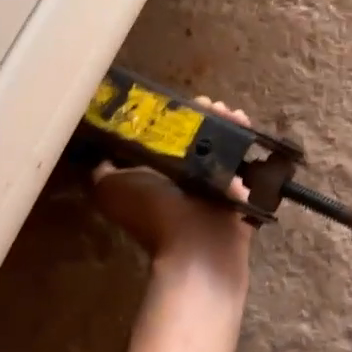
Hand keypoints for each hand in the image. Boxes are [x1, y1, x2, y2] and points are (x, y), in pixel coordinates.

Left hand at [89, 98, 254, 291]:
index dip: (171, 116)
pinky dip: (247, 143)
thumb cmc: (154, 213)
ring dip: (226, 126)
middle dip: (203, 118)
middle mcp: (183, 180)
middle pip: (194, 138)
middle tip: (212, 105)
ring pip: (220, 147)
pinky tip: (246, 126)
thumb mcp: (111, 187)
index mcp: (154, 176)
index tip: (180, 102)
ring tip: (232, 113)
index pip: (163, 136)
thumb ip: (105, 168)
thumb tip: (104, 151)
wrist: (199, 248)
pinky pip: (245, 161)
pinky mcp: (239, 193)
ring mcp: (214, 187)